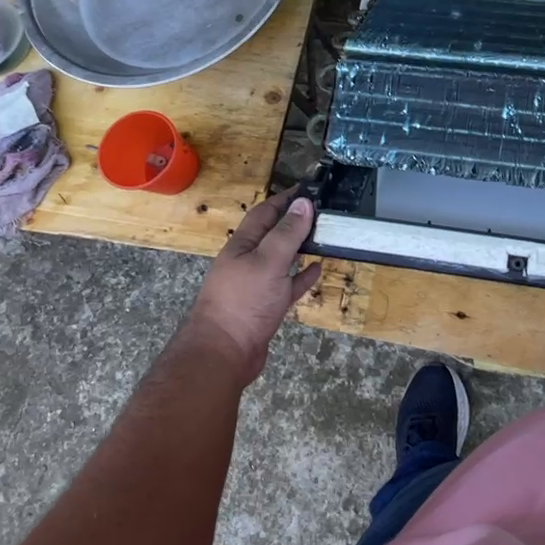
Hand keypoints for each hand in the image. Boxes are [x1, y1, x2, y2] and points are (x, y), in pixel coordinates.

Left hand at [178, 191, 321, 386]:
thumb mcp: (268, 262)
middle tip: (321, 211)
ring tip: (322, 236)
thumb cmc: (243, 302)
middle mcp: (247, 261)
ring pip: (281, 259)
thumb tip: (304, 202)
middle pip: (273, 234)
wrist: (222, 356)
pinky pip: (286, 285)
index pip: (264, 212)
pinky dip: (301, 276)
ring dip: (299, 247)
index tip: (308, 189)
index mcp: (242, 245)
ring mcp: (255, 285)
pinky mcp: (264, 307)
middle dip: (293, 220)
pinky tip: (316, 270)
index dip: (284, 199)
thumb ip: (287, 233)